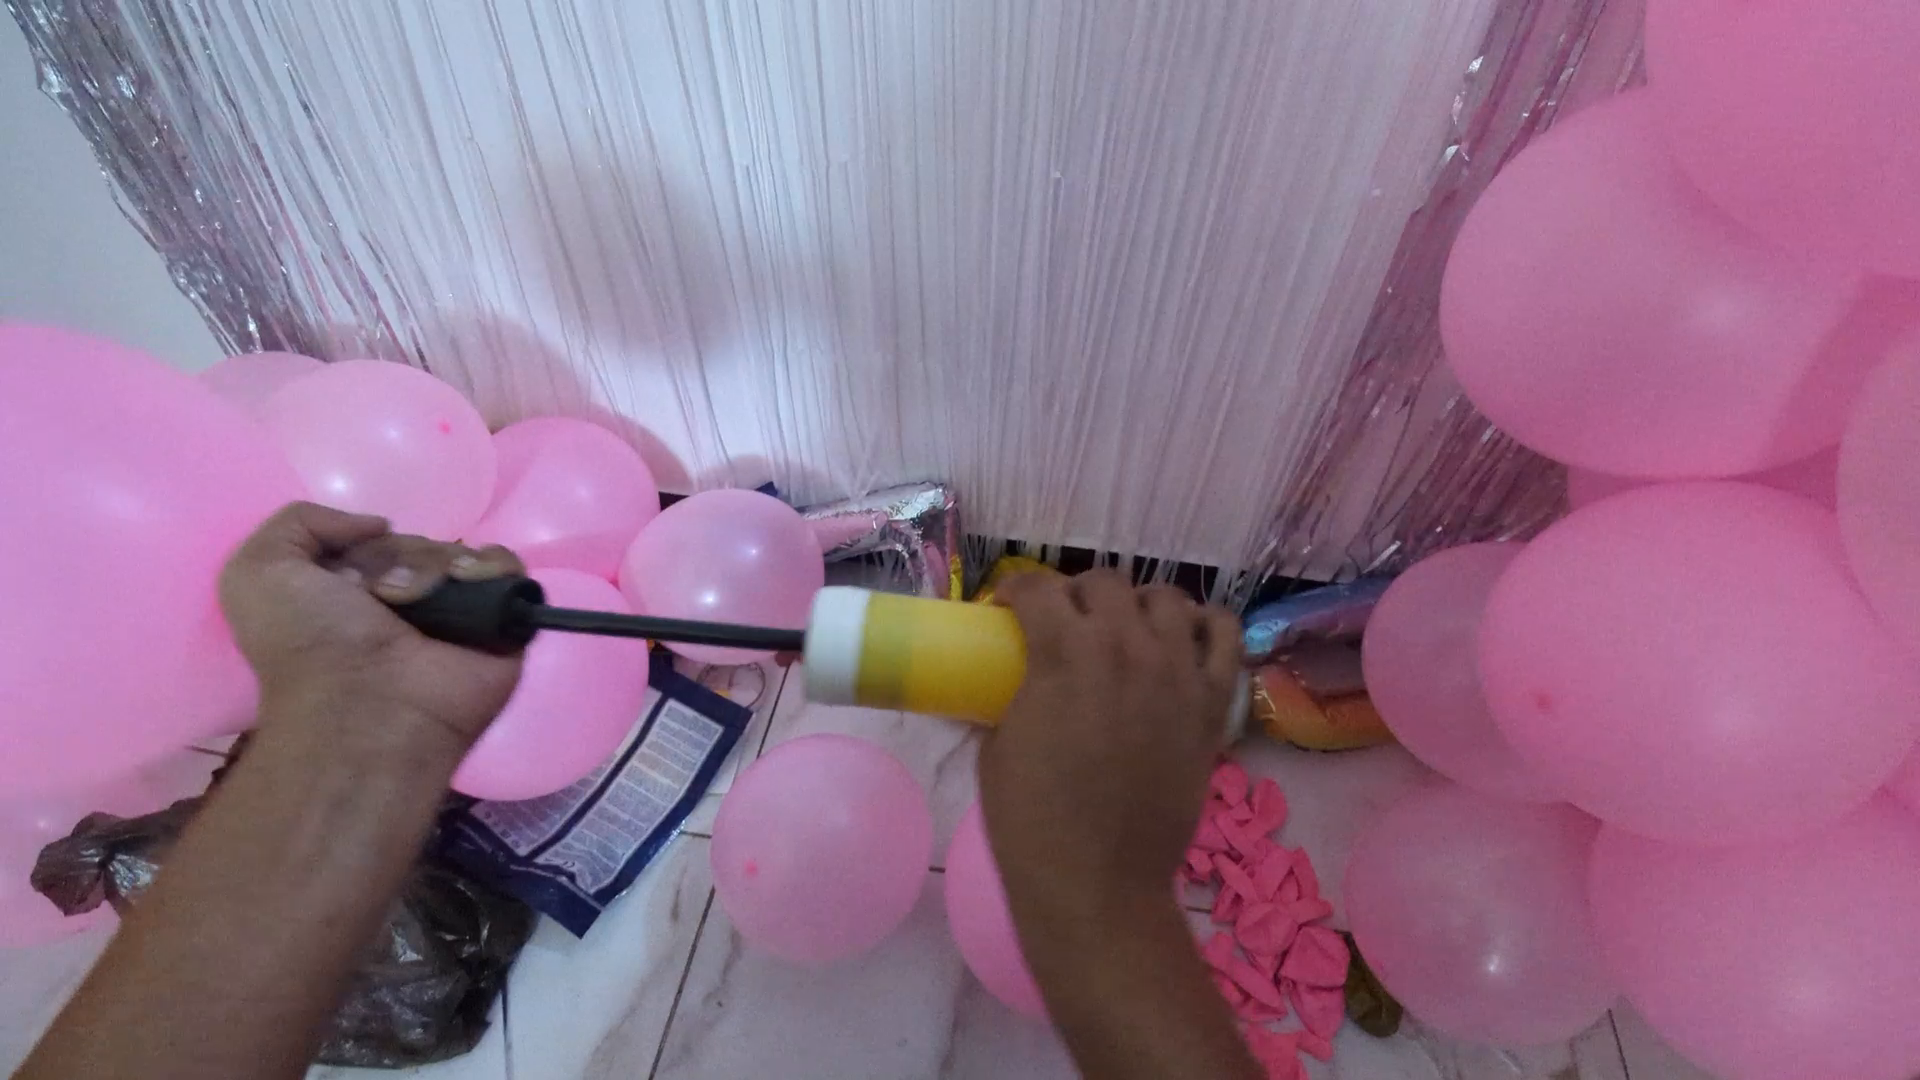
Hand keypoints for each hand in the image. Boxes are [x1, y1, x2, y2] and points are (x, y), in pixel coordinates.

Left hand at [218, 502, 526, 752]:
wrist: (373, 703)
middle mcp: (414, 602)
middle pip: (425, 544)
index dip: (365, 546)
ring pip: (467, 552)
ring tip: (426, 600)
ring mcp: (463, 611)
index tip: (350, 579)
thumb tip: (380, 524)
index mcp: (360, 594)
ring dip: (443, 564)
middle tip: (388, 597)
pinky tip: (467, 587)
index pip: (382, 541)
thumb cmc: (312, 643)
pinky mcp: (506, 620)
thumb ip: (298, 523)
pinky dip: (491, 567)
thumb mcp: (259, 574)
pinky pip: (510, 570)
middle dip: (404, 557)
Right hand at [978, 570, 1241, 913]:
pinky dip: (1205, 627)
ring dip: (1136, 605)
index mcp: (1065, 653)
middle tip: (1063, 623)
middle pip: (1104, 582)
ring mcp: (1177, 672)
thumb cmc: (1031, 818)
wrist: (1097, 881)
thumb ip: (1009, 696)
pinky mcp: (1211, 705)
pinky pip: (1225, 637)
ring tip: (1123, 630)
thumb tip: (1012, 680)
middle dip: (1074, 594)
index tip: (1007, 609)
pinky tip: (1181, 641)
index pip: (1037, 588)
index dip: (1013, 590)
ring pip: (1166, 598)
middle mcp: (1126, 646)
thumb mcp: (997, 745)